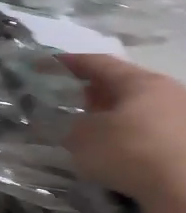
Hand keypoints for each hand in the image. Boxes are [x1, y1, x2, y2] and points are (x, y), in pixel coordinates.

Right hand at [62, 54, 185, 208]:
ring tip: (82, 123)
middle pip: (122, 83)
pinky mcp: (185, 141)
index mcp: (142, 83)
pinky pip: (148, 126)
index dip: (66, 62)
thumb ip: (66, 122)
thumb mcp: (79, 136)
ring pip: (137, 106)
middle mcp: (170, 92)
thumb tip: (61, 121)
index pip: (98, 63)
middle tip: (61, 95)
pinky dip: (124, 130)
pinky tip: (109, 144)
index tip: (40, 64)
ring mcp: (183, 117)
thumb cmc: (129, 151)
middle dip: (90, 88)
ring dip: (109, 111)